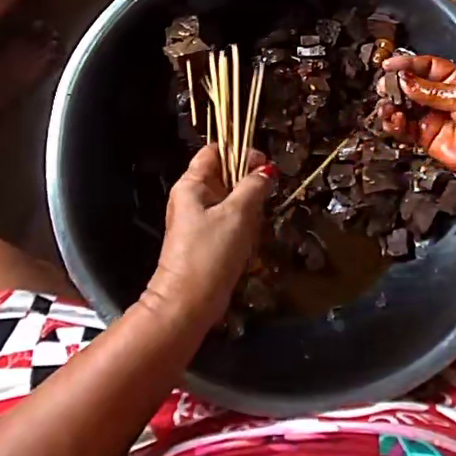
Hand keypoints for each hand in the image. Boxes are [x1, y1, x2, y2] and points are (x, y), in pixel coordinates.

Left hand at [145, 144, 276, 327]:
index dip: (239, 152)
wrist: (189, 303)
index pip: (214, 151)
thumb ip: (253, 187)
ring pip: (231, 200)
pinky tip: (251, 240)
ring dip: (248, 208)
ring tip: (256, 224)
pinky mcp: (207, 240)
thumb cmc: (210, 253)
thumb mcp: (237, 215)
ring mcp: (198, 219)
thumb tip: (267, 170)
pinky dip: (244, 226)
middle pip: (224, 175)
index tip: (264, 165)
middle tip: (265, 198)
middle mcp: (192, 197)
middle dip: (248, 184)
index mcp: (191, 184)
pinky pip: (230, 221)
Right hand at [378, 54, 455, 201]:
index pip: (427, 66)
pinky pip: (403, 128)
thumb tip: (405, 80)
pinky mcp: (425, 137)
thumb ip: (433, 90)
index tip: (390, 65)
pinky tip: (394, 120)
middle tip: (386, 86)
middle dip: (396, 84)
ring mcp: (433, 117)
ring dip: (392, 104)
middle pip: (411, 84)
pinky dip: (394, 123)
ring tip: (389, 106)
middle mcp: (442, 97)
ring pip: (404, 106)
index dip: (408, 64)